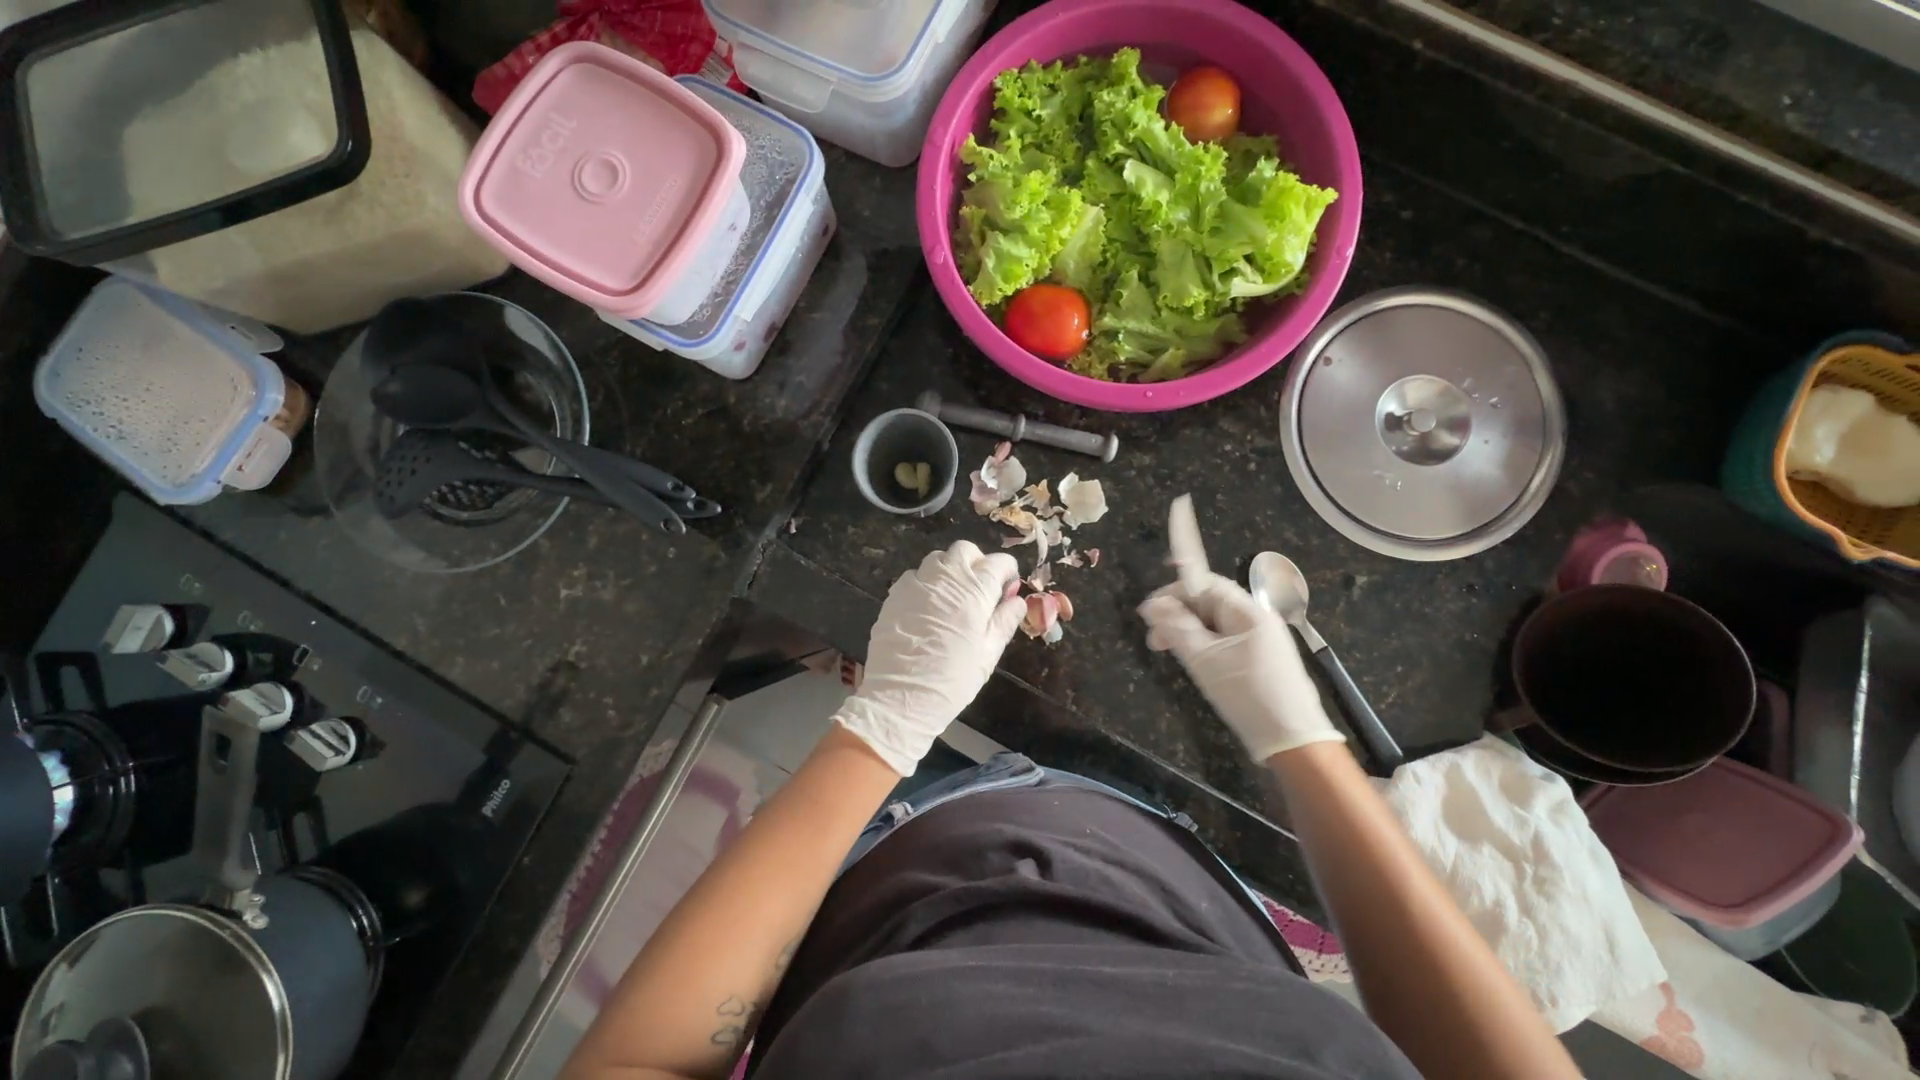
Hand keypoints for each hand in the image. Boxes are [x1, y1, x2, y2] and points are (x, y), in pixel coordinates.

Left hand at [835, 541, 1026, 774]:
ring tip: (954, 597)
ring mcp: (916, 583)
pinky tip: (928, 607)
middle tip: (981, 588)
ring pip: (937, 559)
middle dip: (977, 563)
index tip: (1007, 588)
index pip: (998, 562)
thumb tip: (1017, 600)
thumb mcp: (989, 653)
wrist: (902, 696)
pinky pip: (915, 576)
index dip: (1007, 572)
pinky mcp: (894, 595)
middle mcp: (945, 577)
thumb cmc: (953, 679)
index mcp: (974, 590)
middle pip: (965, 551)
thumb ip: (1005, 621)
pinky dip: (926, 583)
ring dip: (950, 570)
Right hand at [1137, 572, 1343, 762]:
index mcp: (1249, 612)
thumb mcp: (1204, 660)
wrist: (1292, 739)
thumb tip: (1152, 606)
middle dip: (1178, 614)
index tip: (1148, 610)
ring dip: (1187, 631)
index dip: (1175, 591)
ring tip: (1165, 650)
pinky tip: (1191, 660)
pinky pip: (1226, 641)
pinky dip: (1203, 645)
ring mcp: (1261, 640)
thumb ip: (1176, 628)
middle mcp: (1257, 619)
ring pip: (1216, 624)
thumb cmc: (1247, 695)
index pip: (1207, 584)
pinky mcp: (1261, 660)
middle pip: (1211, 603)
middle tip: (1153, 637)